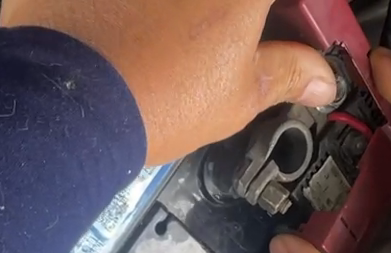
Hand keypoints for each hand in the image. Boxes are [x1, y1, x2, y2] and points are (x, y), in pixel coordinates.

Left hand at [0, 0, 337, 164]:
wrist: (70, 103)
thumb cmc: (157, 97)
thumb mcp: (238, 96)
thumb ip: (287, 74)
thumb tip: (320, 78)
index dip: (302, 12)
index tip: (296, 24)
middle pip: (233, 2)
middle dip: (249, 19)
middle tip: (246, 36)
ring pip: (185, 6)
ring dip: (193, 19)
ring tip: (184, 40)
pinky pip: (142, 3)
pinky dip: (146, 13)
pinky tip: (143, 29)